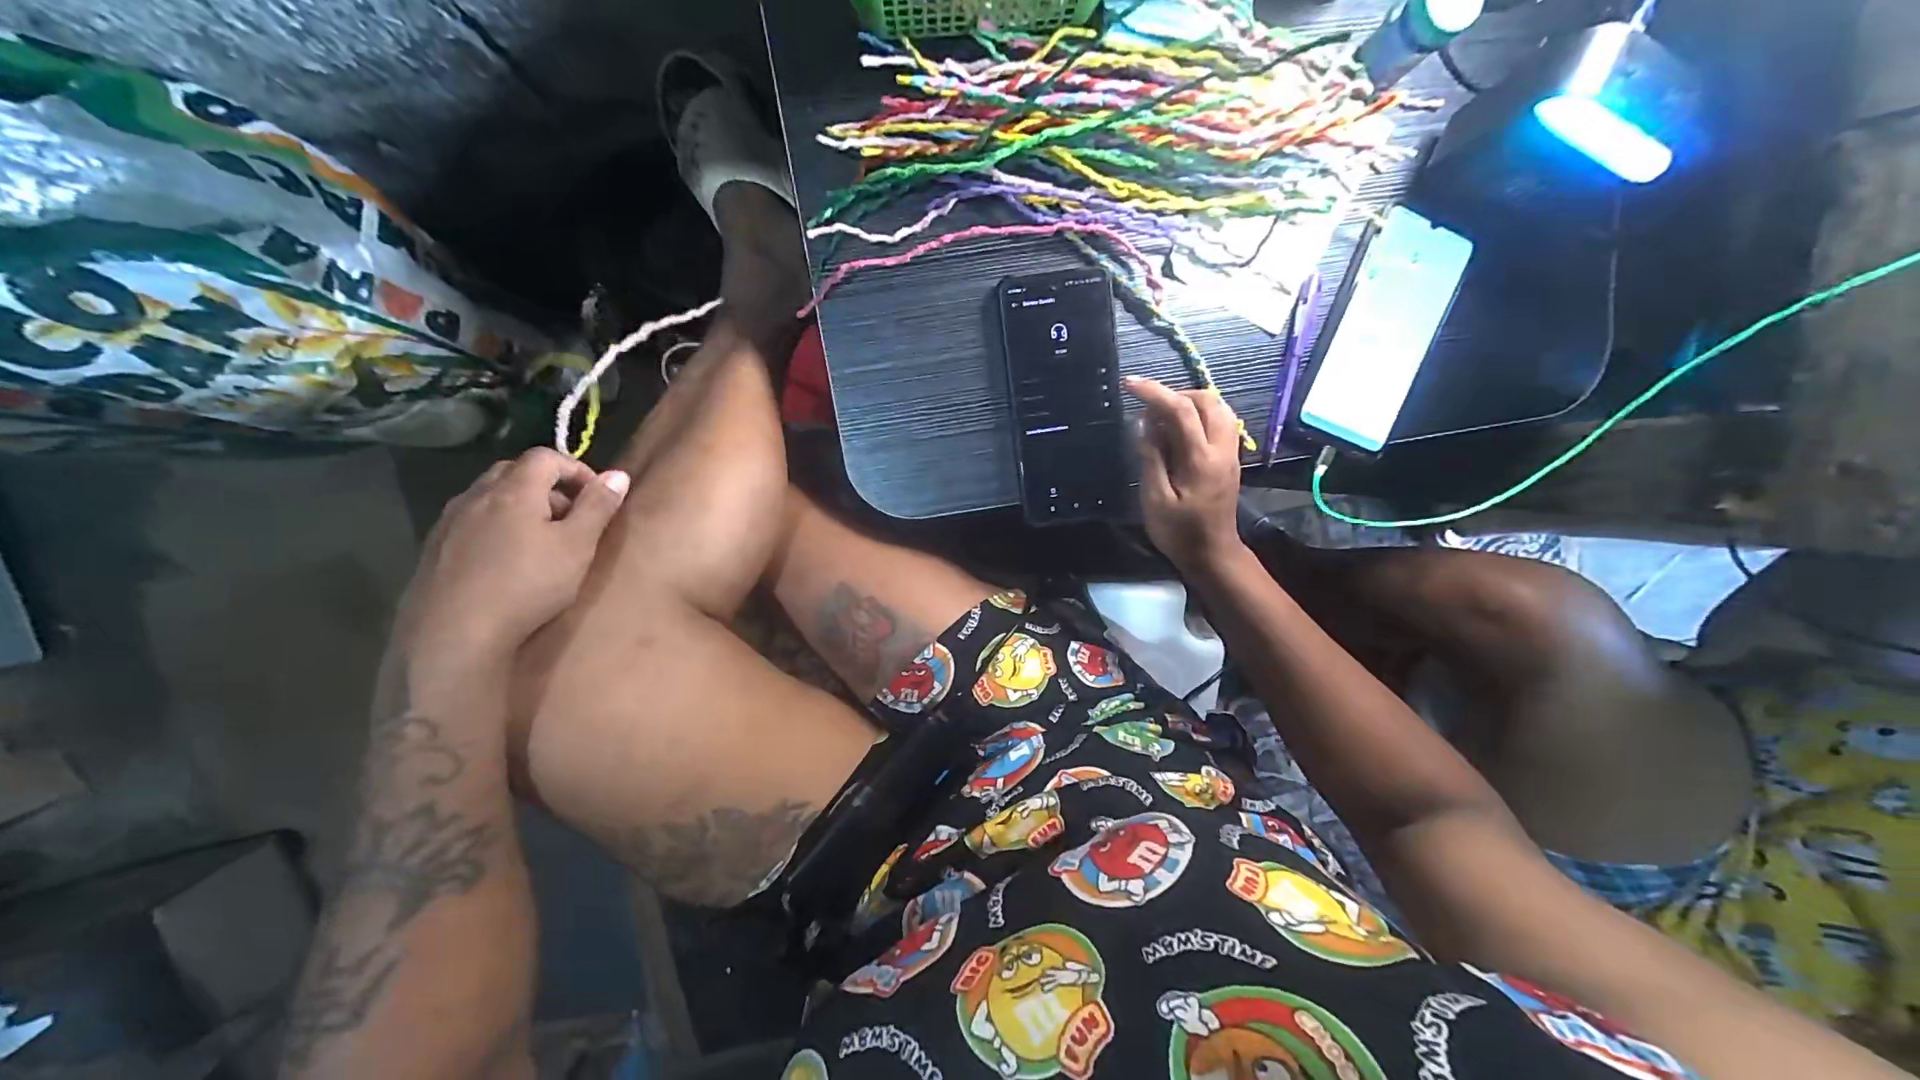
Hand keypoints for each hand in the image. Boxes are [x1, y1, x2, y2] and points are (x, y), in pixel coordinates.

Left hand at [394, 448, 629, 669]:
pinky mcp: (435, 549)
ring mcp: (450, 522)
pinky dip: (496, 525)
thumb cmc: (528, 586)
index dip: (576, 469)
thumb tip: (618, 474)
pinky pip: (472, 521)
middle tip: (571, 516)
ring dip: (520, 505)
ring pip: (490, 496)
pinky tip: (506, 559)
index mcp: (513, 490)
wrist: (457, 634)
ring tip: (540, 539)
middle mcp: (476, 496)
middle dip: (548, 485)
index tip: (596, 496)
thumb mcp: (577, 546)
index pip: (546, 456)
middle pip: (514, 471)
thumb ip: (598, 507)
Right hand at [1125, 375, 1242, 567]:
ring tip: (1162, 415)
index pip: (1181, 410)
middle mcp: (1222, 449)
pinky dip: (1199, 415)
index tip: (1130, 384)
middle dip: (1175, 393)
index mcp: (1201, 458)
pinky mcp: (1230, 460)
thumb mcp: (1155, 499)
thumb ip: (1151, 457)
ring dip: (1190, 402)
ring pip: (1219, 408)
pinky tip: (1179, 430)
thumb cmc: (1179, 532)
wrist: (1213, 554)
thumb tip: (1145, 423)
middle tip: (1148, 406)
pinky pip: (1220, 422)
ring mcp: (1230, 453)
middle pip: (1207, 400)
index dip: (1154, 392)